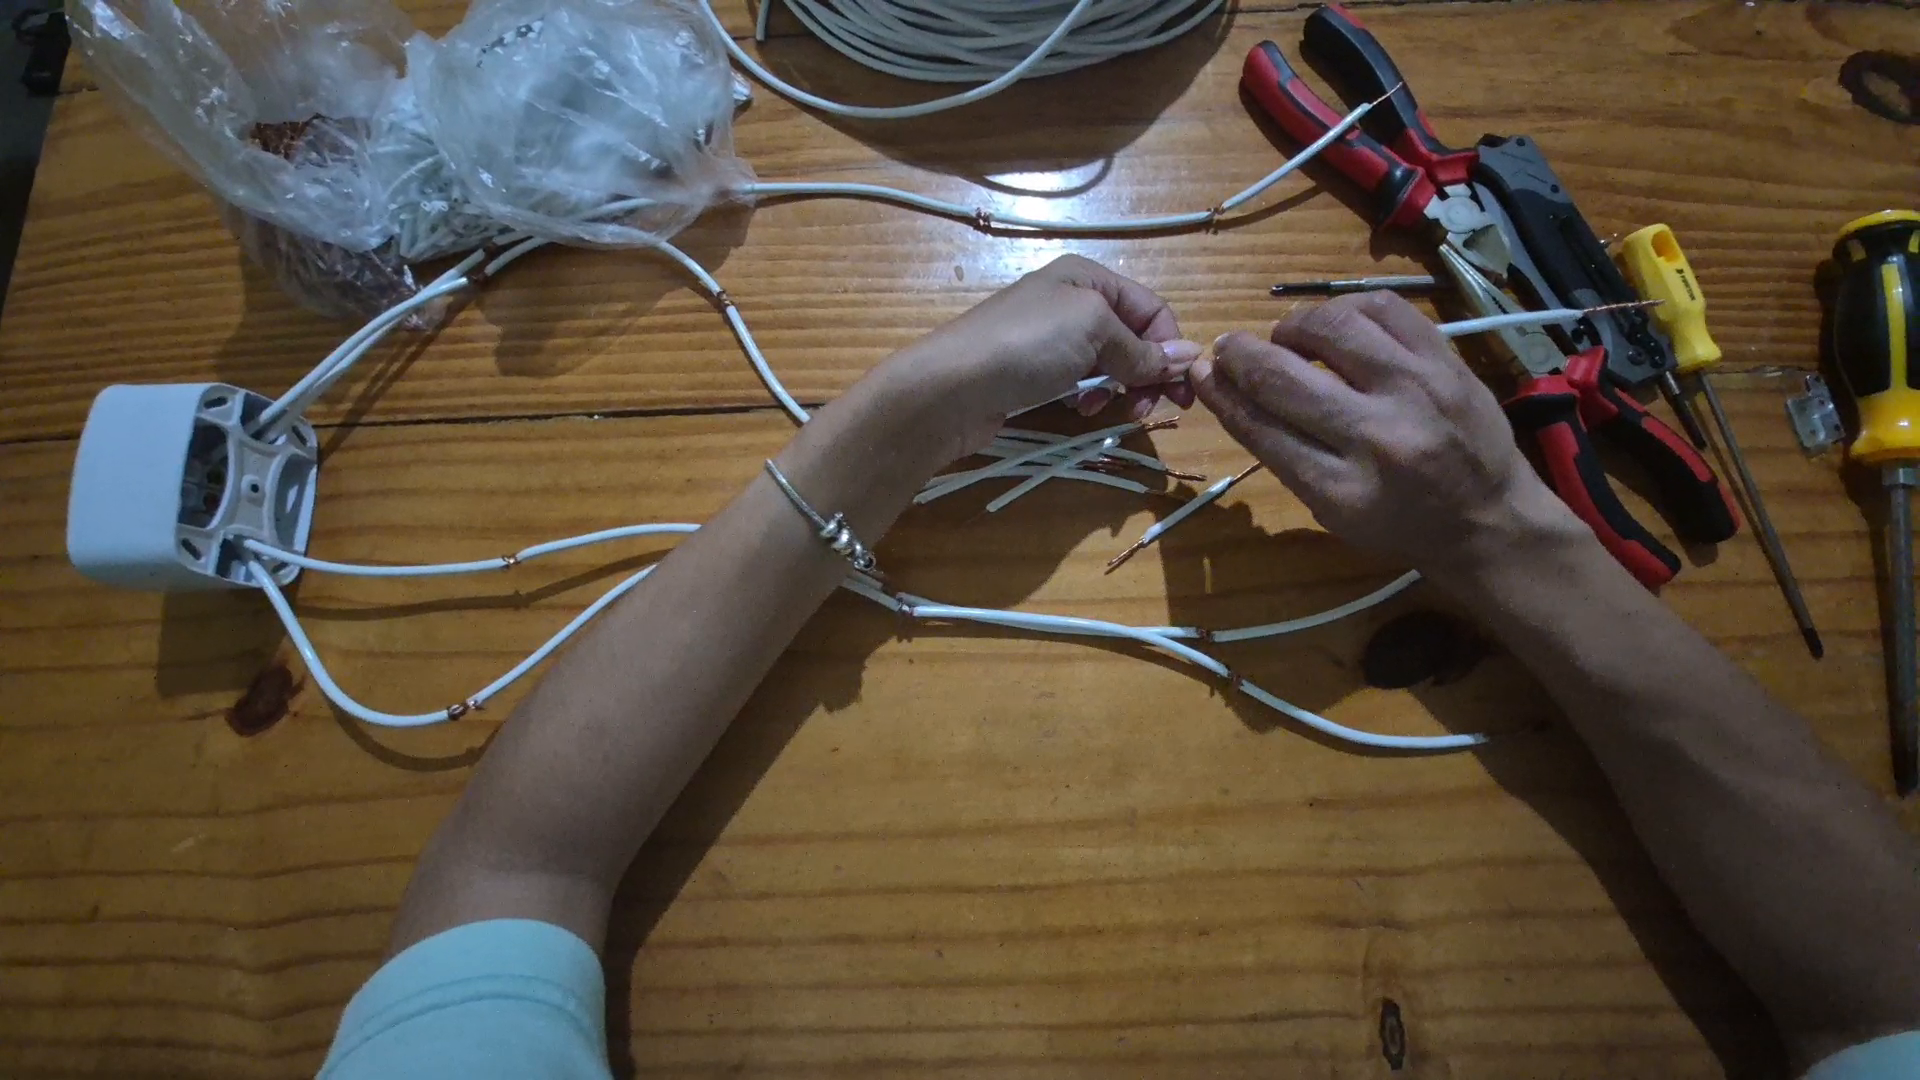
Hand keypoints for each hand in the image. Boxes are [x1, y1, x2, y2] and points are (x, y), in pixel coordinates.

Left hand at [873, 255, 1200, 459]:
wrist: (951, 387)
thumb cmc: (1026, 346)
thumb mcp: (1093, 331)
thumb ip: (1140, 348)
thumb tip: (1186, 357)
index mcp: (1089, 278)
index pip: (1152, 309)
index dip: (1170, 348)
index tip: (1180, 392)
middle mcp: (1071, 302)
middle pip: (1131, 338)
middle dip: (1144, 373)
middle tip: (1145, 409)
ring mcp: (1049, 340)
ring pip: (1106, 365)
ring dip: (1116, 389)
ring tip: (1103, 410)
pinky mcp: (1032, 374)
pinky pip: (1078, 383)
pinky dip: (1087, 397)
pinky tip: (1079, 410)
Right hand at [1190, 292, 1582, 572]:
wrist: (1490, 518)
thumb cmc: (1394, 523)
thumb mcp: (1326, 507)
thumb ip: (1277, 450)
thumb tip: (1225, 389)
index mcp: (1338, 488)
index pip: (1259, 428)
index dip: (1220, 393)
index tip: (1201, 370)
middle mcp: (1376, 436)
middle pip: (1283, 377)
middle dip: (1239, 355)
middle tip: (1227, 348)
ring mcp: (1418, 390)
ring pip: (1332, 329)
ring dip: (1291, 327)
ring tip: (1286, 338)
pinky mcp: (1447, 359)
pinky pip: (1383, 308)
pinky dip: (1344, 309)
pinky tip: (1335, 325)